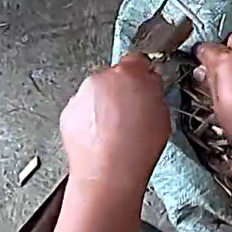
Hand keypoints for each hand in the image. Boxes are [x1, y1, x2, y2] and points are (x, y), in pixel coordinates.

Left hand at [60, 54, 170, 180]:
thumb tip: (150, 82)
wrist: (108, 172)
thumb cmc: (137, 147)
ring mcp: (82, 96)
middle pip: (115, 76)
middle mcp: (100, 80)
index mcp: (128, 74)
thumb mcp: (163, 112)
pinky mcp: (68, 112)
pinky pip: (84, 109)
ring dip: (106, 105)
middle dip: (123, 90)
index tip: (146, 82)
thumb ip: (154, 89)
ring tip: (119, 128)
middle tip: (135, 111)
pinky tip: (105, 135)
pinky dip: (92, 119)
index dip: (144, 72)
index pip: (138, 60)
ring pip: (98, 93)